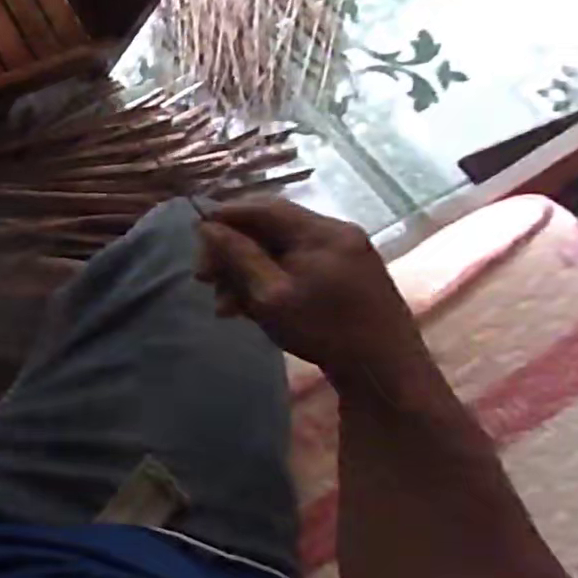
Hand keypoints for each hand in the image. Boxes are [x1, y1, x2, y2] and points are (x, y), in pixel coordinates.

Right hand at [196, 199, 428, 379]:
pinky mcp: (344, 273)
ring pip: (278, 250)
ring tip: (223, 304)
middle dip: (231, 251)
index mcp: (322, 232)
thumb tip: (206, 226)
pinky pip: (294, 264)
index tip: (195, 235)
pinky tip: (248, 306)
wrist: (383, 370)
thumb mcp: (269, 294)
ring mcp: (343, 253)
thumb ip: (237, 256)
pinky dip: (267, 279)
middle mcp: (335, 233)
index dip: (225, 216)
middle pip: (268, 228)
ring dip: (245, 271)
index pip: (263, 208)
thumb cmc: (322, 330)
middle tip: (203, 278)